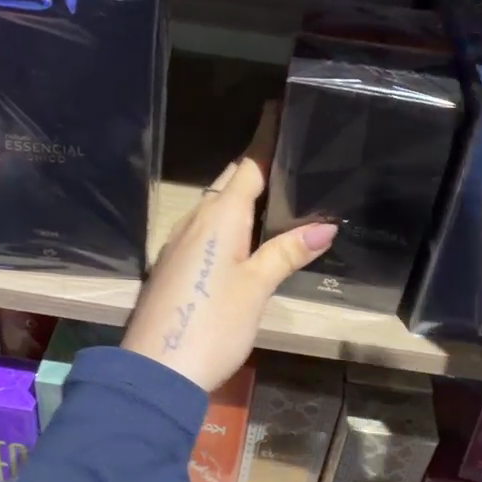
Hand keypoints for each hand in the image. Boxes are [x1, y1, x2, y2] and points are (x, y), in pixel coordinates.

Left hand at [121, 105, 336, 393]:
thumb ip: (288, 252)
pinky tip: (244, 232)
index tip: (277, 110)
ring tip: (275, 188)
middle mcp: (196, 220)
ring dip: (240, 192)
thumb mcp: (257, 287)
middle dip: (254, 163)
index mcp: (220, 216)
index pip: (248, 166)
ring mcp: (181, 242)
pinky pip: (206, 226)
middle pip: (229, 182)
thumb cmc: (213, 323)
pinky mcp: (175, 265)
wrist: (155, 371)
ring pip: (215, 204)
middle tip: (287, 150)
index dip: (265, 139)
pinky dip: (228, 218)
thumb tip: (327, 225)